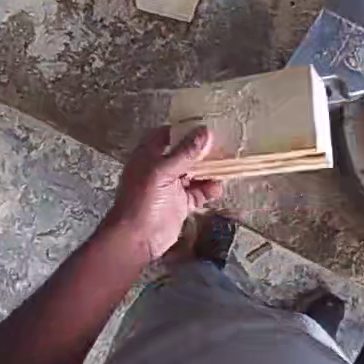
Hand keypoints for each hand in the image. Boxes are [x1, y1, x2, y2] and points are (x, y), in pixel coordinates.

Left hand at [101, 127, 224, 261]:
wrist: (137, 238)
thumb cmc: (143, 201)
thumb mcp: (163, 172)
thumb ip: (185, 153)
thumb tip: (205, 132)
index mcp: (148, 156)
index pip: (166, 135)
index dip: (183, 129)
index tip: (204, 125)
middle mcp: (159, 169)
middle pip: (183, 153)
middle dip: (201, 150)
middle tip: (222, 144)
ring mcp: (170, 187)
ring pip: (193, 173)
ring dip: (208, 170)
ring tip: (225, 165)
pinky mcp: (180, 203)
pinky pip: (198, 193)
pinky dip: (208, 190)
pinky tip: (217, 188)